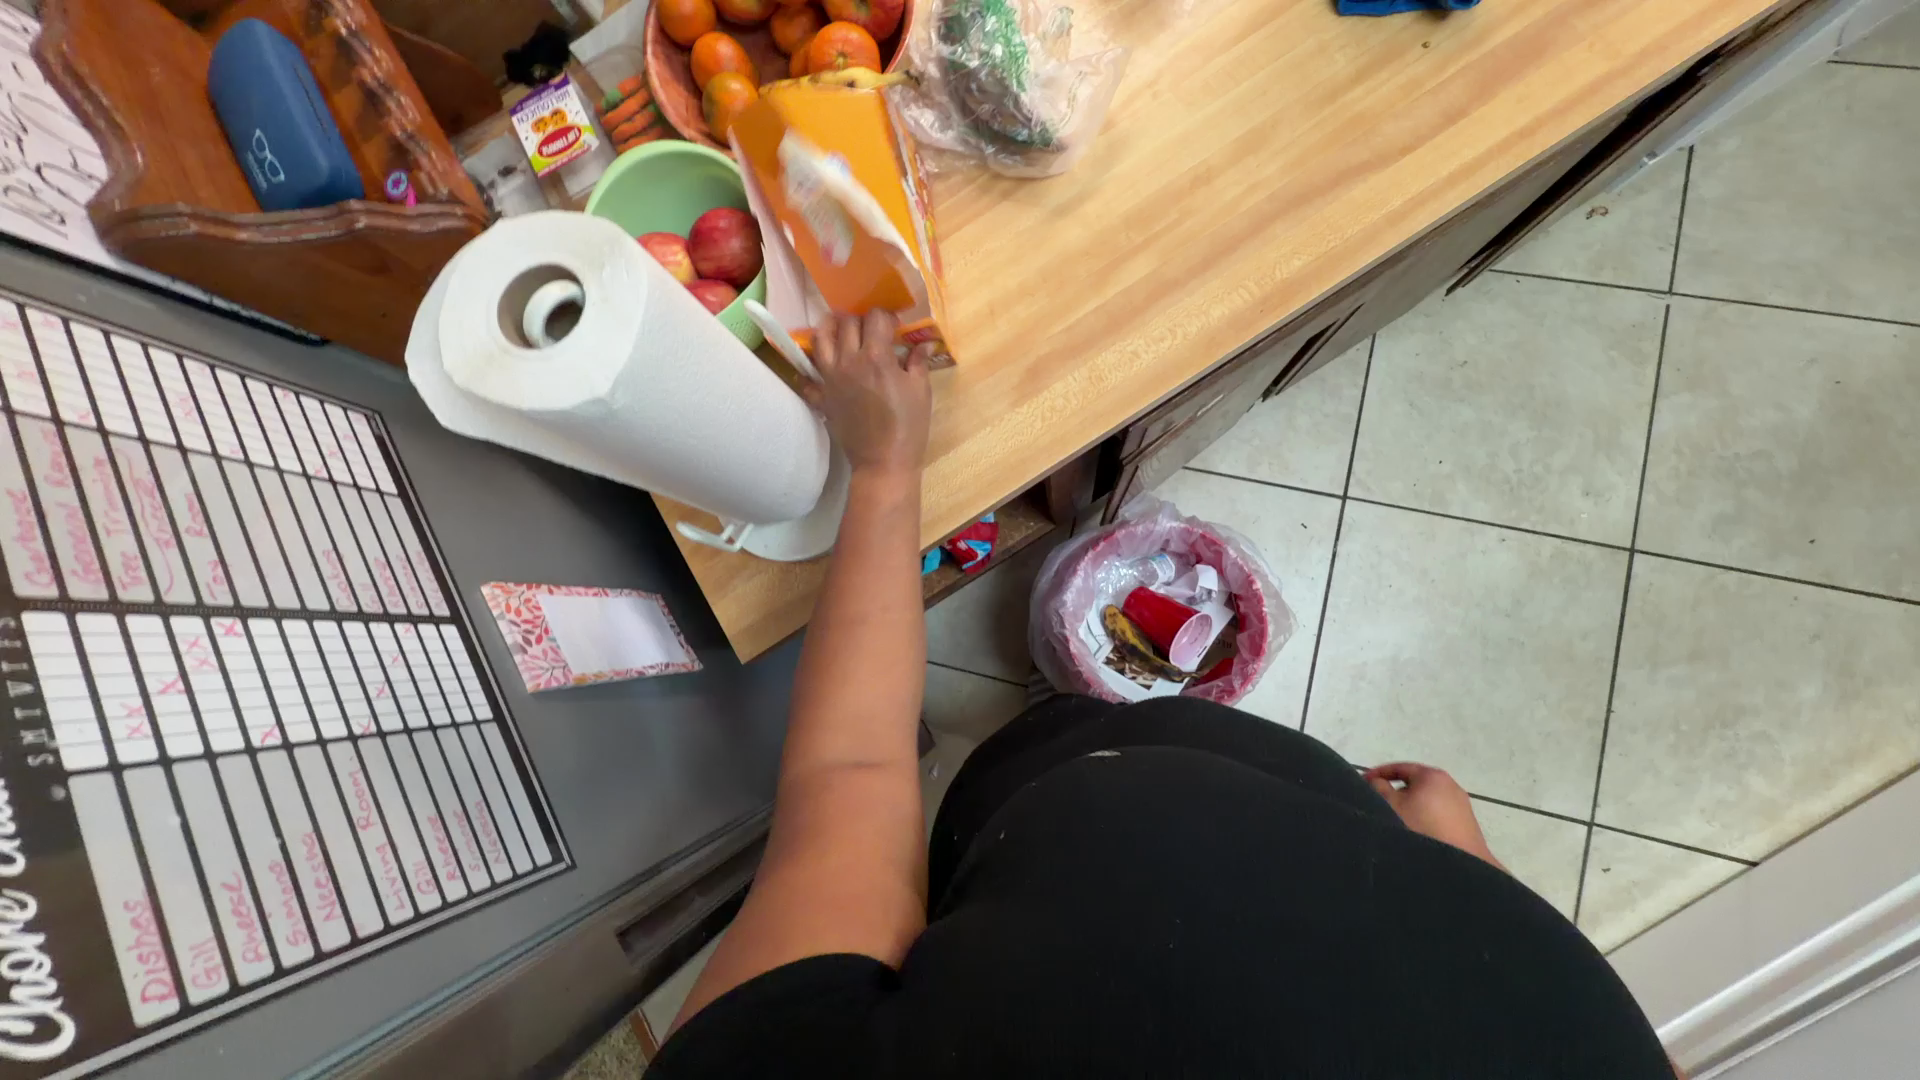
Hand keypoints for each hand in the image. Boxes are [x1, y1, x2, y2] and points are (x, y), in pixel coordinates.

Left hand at [799, 310, 933, 478]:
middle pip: (846, 323)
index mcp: (876, 357)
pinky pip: (807, 376)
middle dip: (860, 320)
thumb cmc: (908, 427)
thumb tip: (923, 343)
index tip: (894, 326)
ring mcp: (830, 378)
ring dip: (830, 328)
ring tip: (839, 330)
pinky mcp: (821, 397)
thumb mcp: (921, 391)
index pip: (876, 318)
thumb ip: (918, 362)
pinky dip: (810, 367)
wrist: (883, 462)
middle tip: (870, 330)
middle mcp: (848, 361)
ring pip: (821, 339)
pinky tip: (821, 365)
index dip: (886, 317)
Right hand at [1363, 763, 1503, 869]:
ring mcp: (1462, 806)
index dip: (1378, 774)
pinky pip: (1439, 814)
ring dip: (1410, 807)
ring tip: (1397, 820)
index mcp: (1432, 775)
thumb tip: (1377, 781)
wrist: (1460, 864)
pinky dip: (1425, 818)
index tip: (1363, 784)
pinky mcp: (1468, 825)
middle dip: (1395, 792)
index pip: (1399, 767)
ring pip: (1427, 800)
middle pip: (1414, 783)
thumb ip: (1378, 786)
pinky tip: (1417, 832)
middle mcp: (1451, 785)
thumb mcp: (1390, 804)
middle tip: (1379, 802)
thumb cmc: (1420, 827)